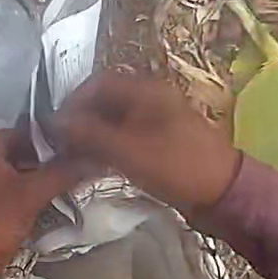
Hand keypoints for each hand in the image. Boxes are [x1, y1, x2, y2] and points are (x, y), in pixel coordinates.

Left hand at [0, 130, 88, 278]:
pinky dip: (25, 188)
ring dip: (37, 174)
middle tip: (76, 165)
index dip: (52, 137)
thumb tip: (94, 157)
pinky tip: (46, 197)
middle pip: (19, 148)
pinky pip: (6, 185)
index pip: (24, 128)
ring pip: (14, 168)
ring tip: (67, 180)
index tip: (78, 147)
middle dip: (47, 158)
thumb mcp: (32, 194)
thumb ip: (63, 172)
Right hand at [57, 70, 241, 216]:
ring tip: (73, 157)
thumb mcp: (127, 149)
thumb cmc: (175, 165)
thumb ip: (88, 133)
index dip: (72, 101)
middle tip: (61, 145)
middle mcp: (150, 100)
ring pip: (112, 121)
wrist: (223, 195)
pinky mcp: (159, 143)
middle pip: (103, 102)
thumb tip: (54, 123)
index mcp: (146, 91)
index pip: (97, 83)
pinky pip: (124, 137)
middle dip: (79, 120)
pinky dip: (106, 147)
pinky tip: (95, 165)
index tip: (56, 126)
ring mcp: (156, 121)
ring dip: (91, 136)